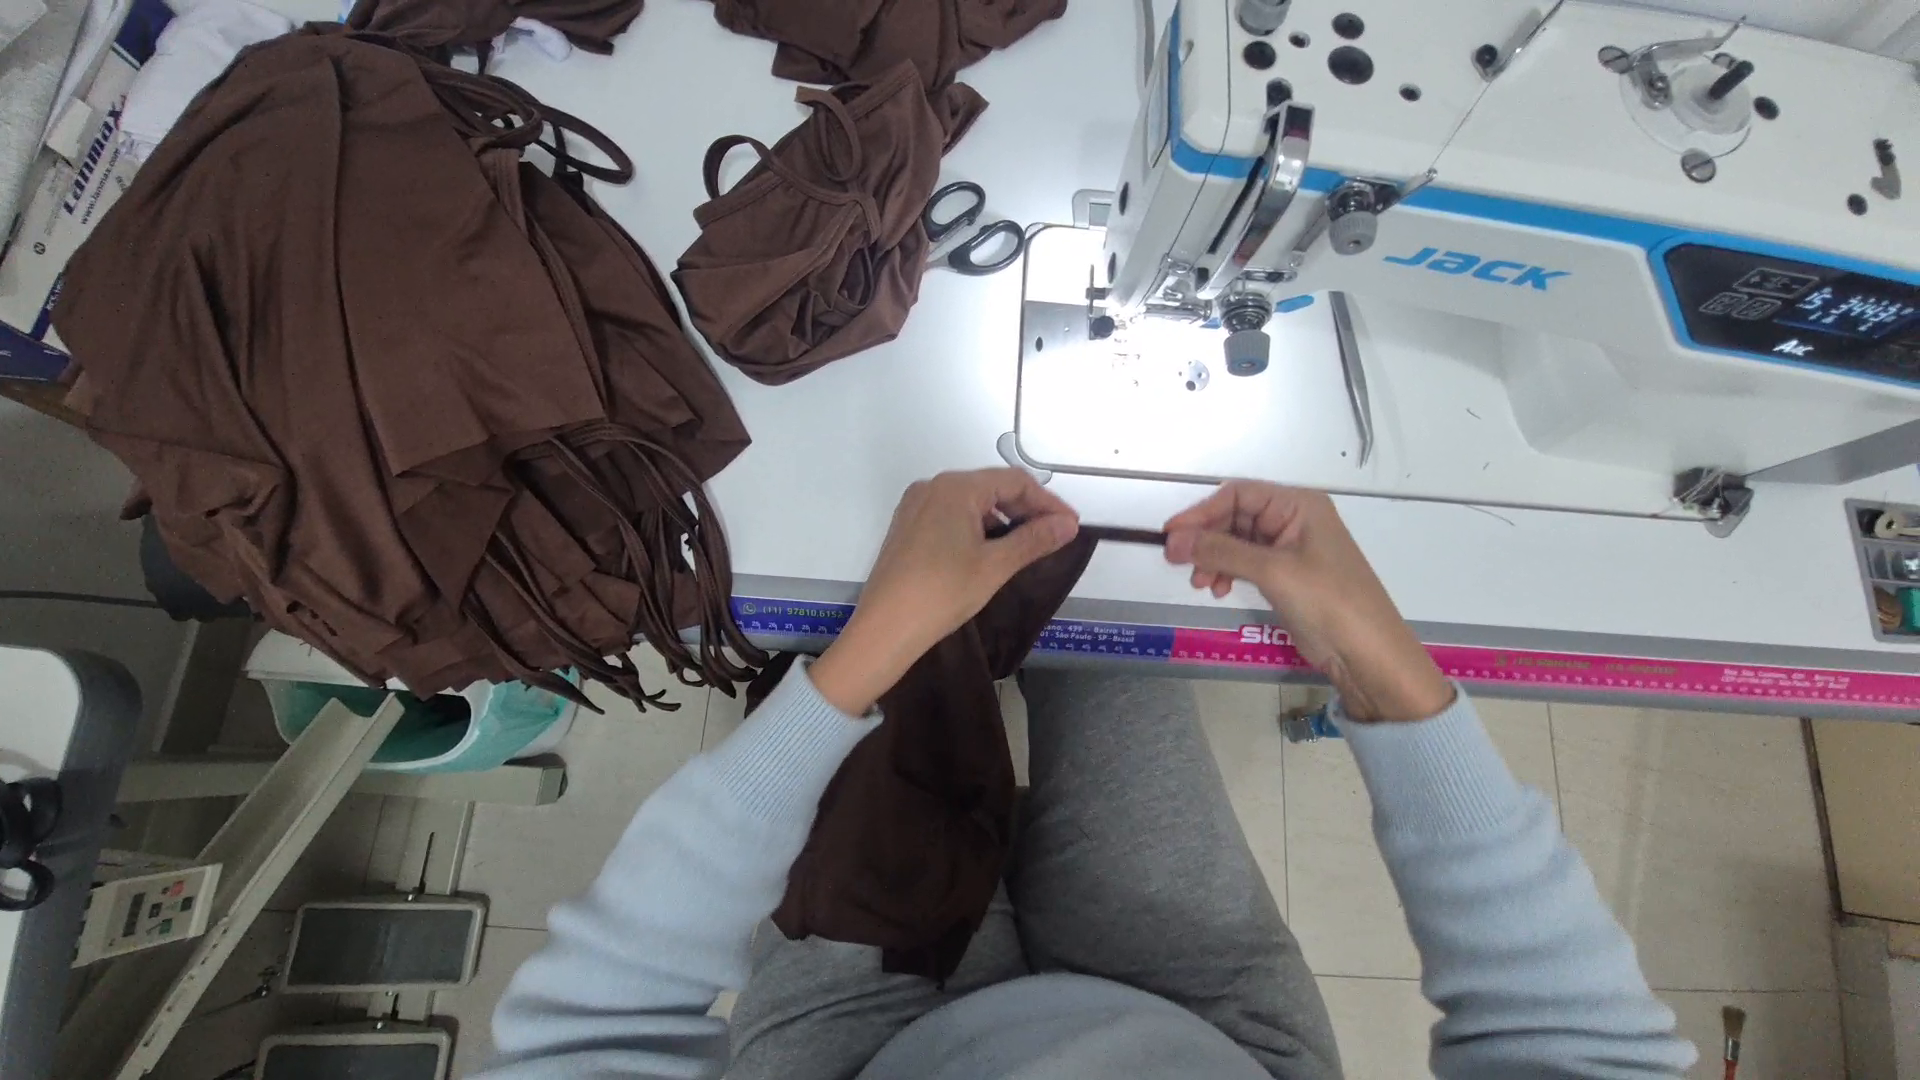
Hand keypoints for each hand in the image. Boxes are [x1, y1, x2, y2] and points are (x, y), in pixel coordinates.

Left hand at [810, 469, 1079, 714]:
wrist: (885, 628)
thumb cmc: (942, 593)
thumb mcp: (994, 566)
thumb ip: (1034, 540)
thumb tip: (1067, 525)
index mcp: (955, 488)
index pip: (1014, 481)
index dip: (1047, 502)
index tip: (1070, 526)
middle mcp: (933, 487)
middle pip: (991, 487)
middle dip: (1026, 510)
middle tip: (1055, 537)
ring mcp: (916, 506)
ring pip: (971, 502)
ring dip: (1003, 520)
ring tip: (1027, 547)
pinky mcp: (908, 527)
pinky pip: (952, 516)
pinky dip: (978, 528)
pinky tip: (992, 551)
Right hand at [1163, 481, 1452, 722]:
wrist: (1368, 654)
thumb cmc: (1328, 602)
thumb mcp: (1272, 571)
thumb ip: (1220, 551)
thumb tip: (1173, 541)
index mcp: (1298, 505)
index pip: (1238, 495)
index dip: (1201, 512)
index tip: (1170, 536)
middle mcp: (1293, 519)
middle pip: (1234, 517)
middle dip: (1206, 539)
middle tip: (1178, 563)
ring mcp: (1289, 548)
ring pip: (1235, 541)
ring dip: (1213, 558)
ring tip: (1202, 584)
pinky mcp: (1285, 574)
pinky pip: (1244, 562)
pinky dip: (1226, 572)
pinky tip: (1219, 590)